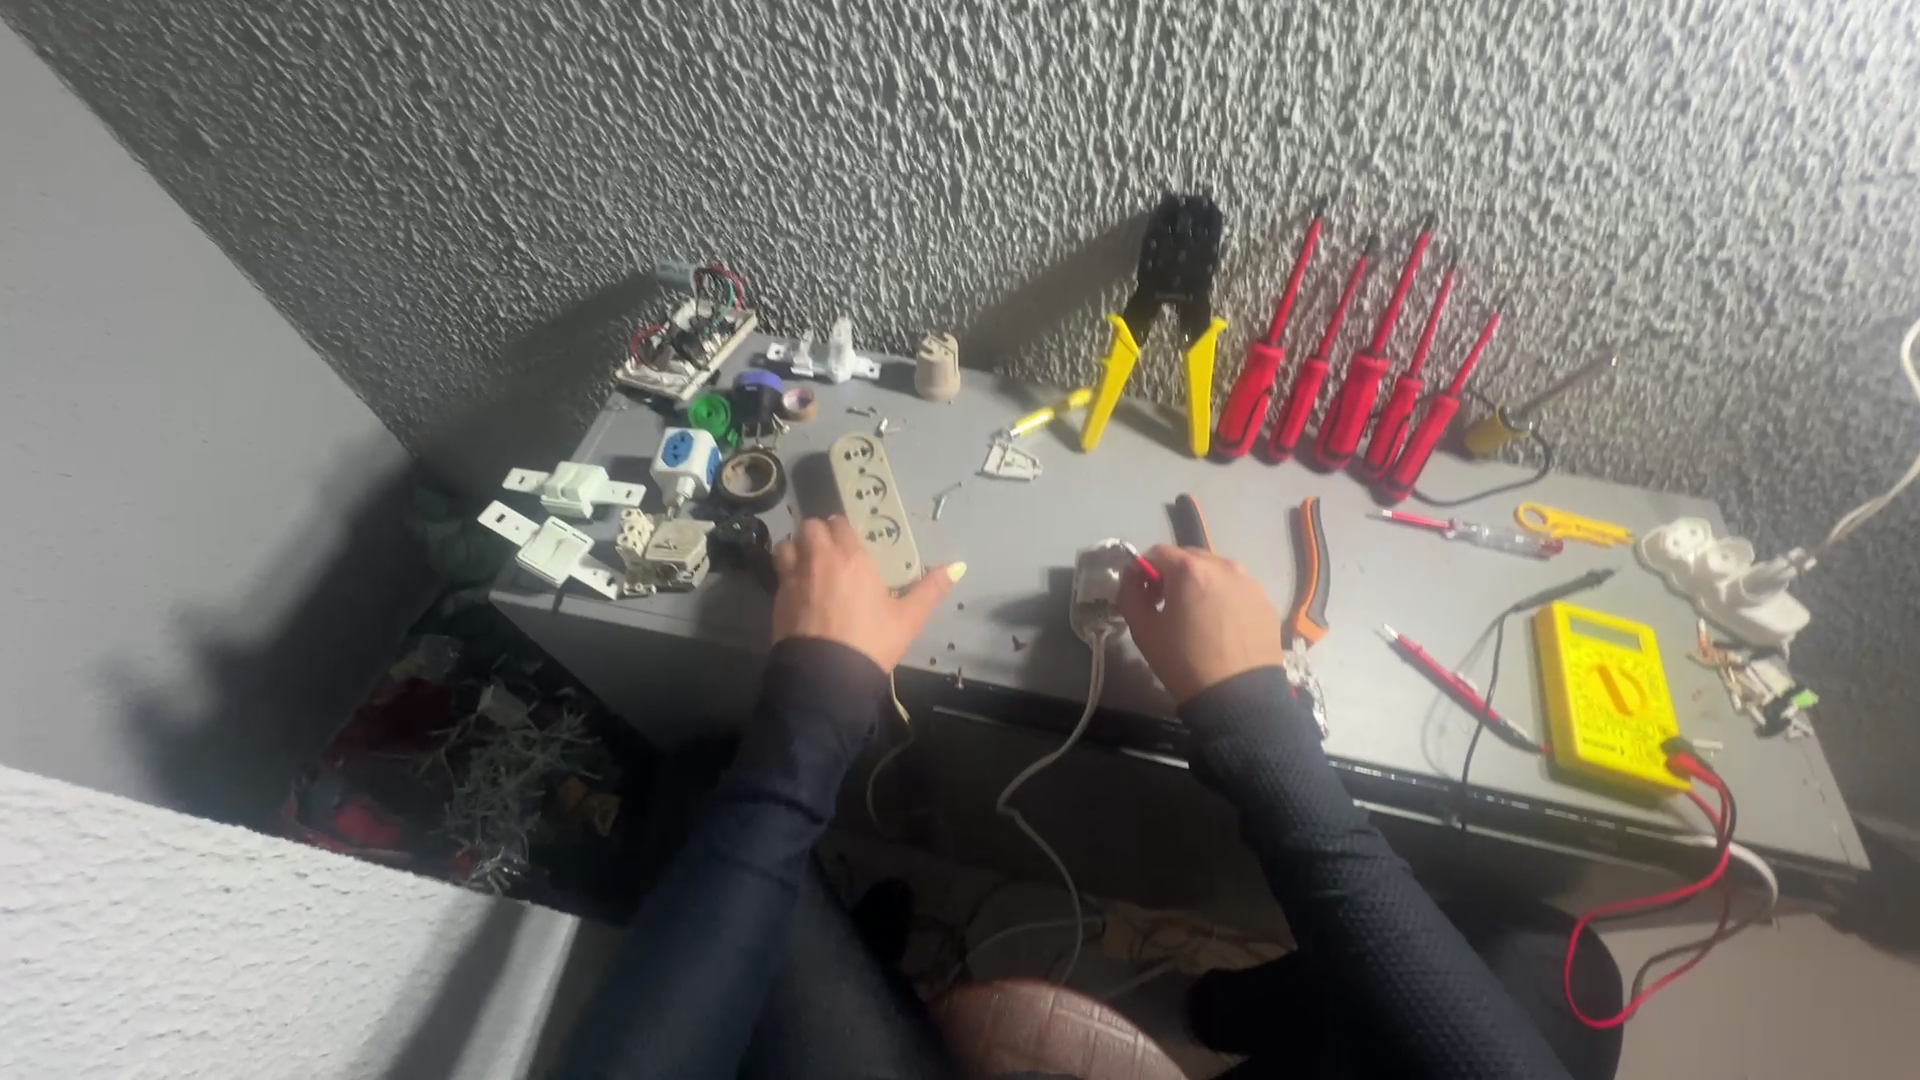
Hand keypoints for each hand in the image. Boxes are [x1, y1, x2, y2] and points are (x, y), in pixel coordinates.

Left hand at [772, 516, 964, 669]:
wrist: (827, 677)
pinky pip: (779, 571)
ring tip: (808, 563)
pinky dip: (787, 572)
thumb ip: (931, 589)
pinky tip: (799, 589)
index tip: (852, 541)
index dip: (844, 528)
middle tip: (831, 550)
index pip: (840, 523)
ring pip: (788, 544)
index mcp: (852, 557)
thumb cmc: (871, 642)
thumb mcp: (909, 618)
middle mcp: (820, 559)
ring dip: (797, 547)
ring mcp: (794, 577)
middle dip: (819, 533)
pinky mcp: (777, 598)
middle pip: (810, 526)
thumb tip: (958, 565)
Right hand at [1117, 545, 1285, 703]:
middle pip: (1190, 558)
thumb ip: (1130, 593)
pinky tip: (1220, 626)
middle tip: (1165, 603)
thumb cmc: (1184, 661)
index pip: (1158, 552)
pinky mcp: (1266, 602)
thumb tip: (1133, 579)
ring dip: (1200, 584)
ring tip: (1196, 615)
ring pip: (1216, 572)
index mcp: (1191, 569)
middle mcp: (1225, 566)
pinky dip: (1223, 598)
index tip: (1142, 593)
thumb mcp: (1143, 628)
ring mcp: (1250, 583)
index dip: (1143, 570)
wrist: (1238, 697)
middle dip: (1172, 574)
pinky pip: (1237, 590)